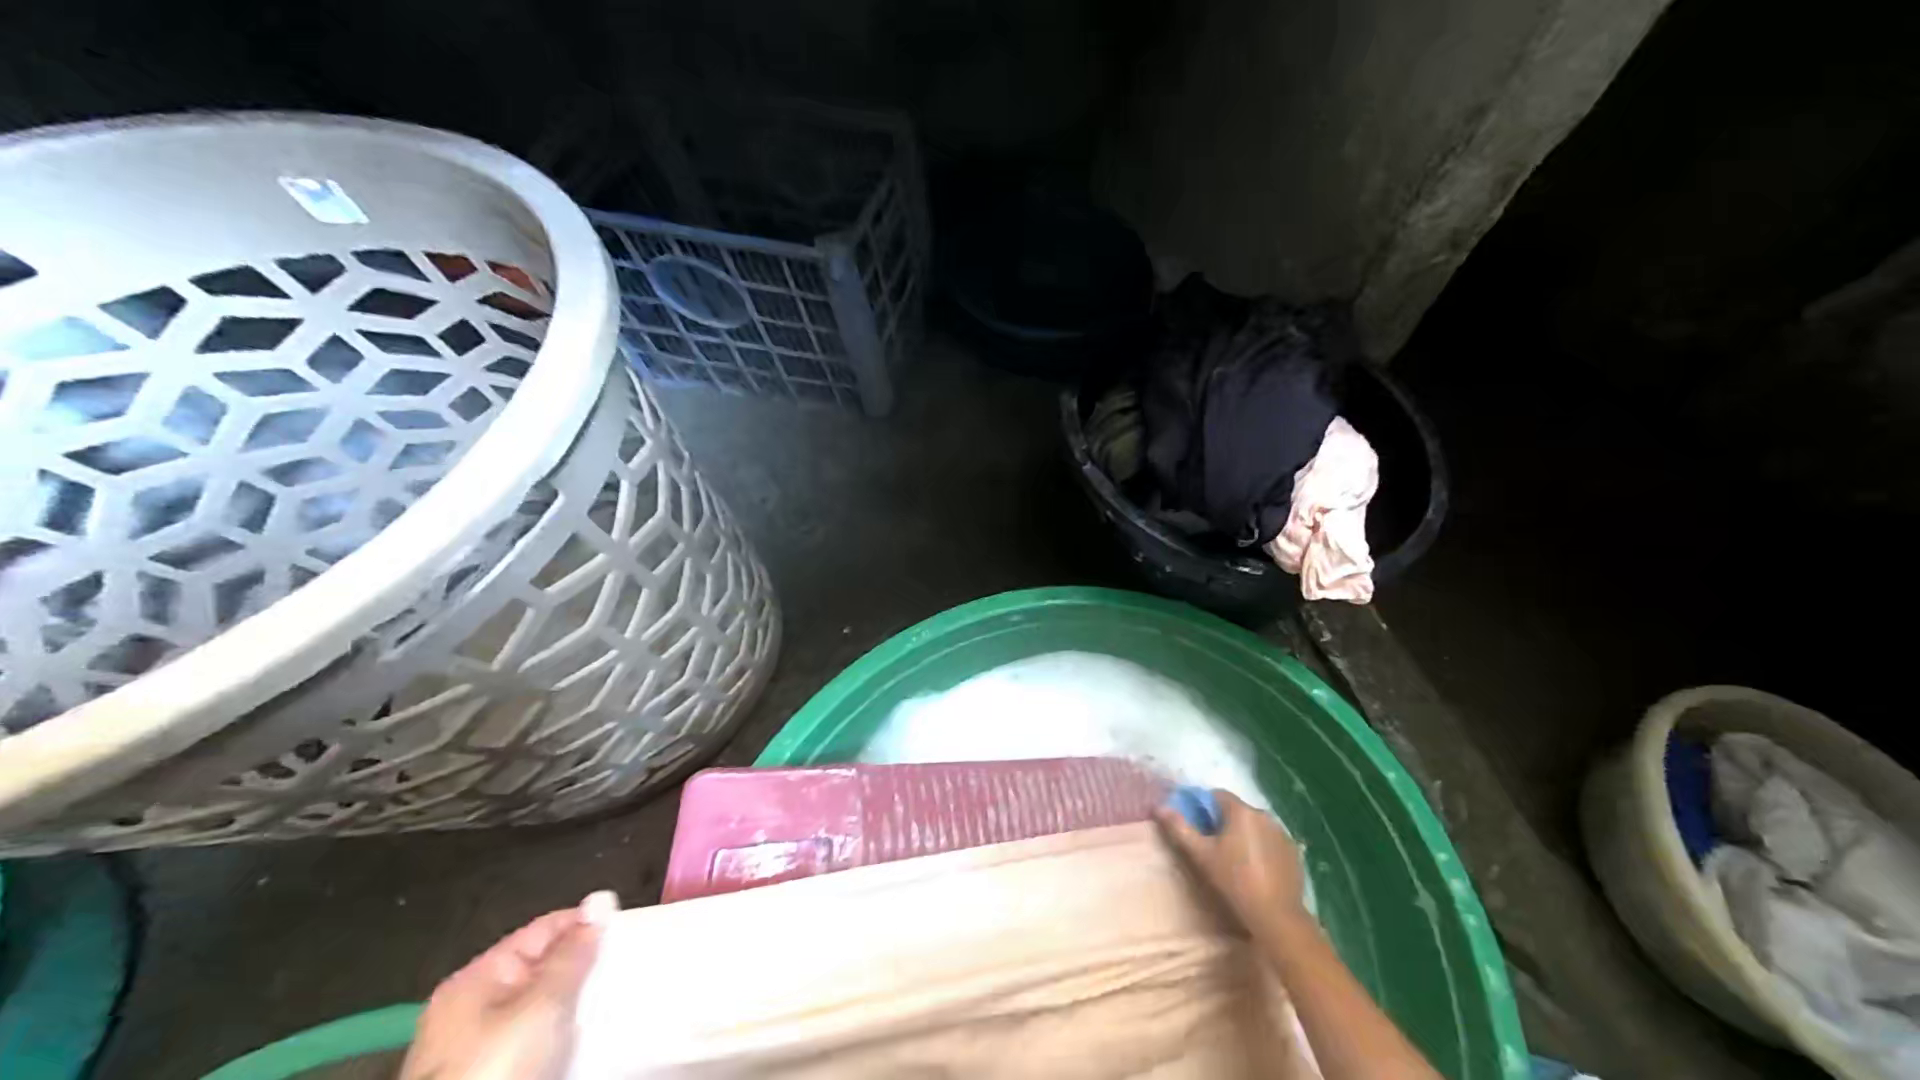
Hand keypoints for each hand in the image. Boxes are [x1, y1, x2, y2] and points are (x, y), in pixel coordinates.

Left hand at [399, 891, 618, 1079]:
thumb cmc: (494, 1072)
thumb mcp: (541, 1006)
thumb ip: (573, 956)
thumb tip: (598, 908)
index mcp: (476, 981)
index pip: (541, 931)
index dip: (583, 923)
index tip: (628, 923)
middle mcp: (473, 1011)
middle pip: (543, 972)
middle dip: (585, 968)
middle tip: (634, 962)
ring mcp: (482, 1053)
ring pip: (546, 1012)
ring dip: (580, 1007)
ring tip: (626, 998)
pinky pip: (543, 1047)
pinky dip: (569, 1041)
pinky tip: (601, 1041)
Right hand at [1155, 790, 1309, 926]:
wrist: (1276, 916)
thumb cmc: (1234, 880)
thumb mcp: (1201, 854)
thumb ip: (1180, 827)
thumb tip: (1160, 807)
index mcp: (1241, 811)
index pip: (1217, 795)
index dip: (1204, 807)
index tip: (1199, 827)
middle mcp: (1264, 814)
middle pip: (1236, 809)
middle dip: (1223, 821)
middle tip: (1213, 845)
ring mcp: (1282, 833)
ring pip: (1254, 824)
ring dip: (1243, 833)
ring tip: (1235, 858)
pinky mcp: (1293, 851)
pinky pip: (1270, 839)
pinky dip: (1260, 845)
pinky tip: (1256, 867)